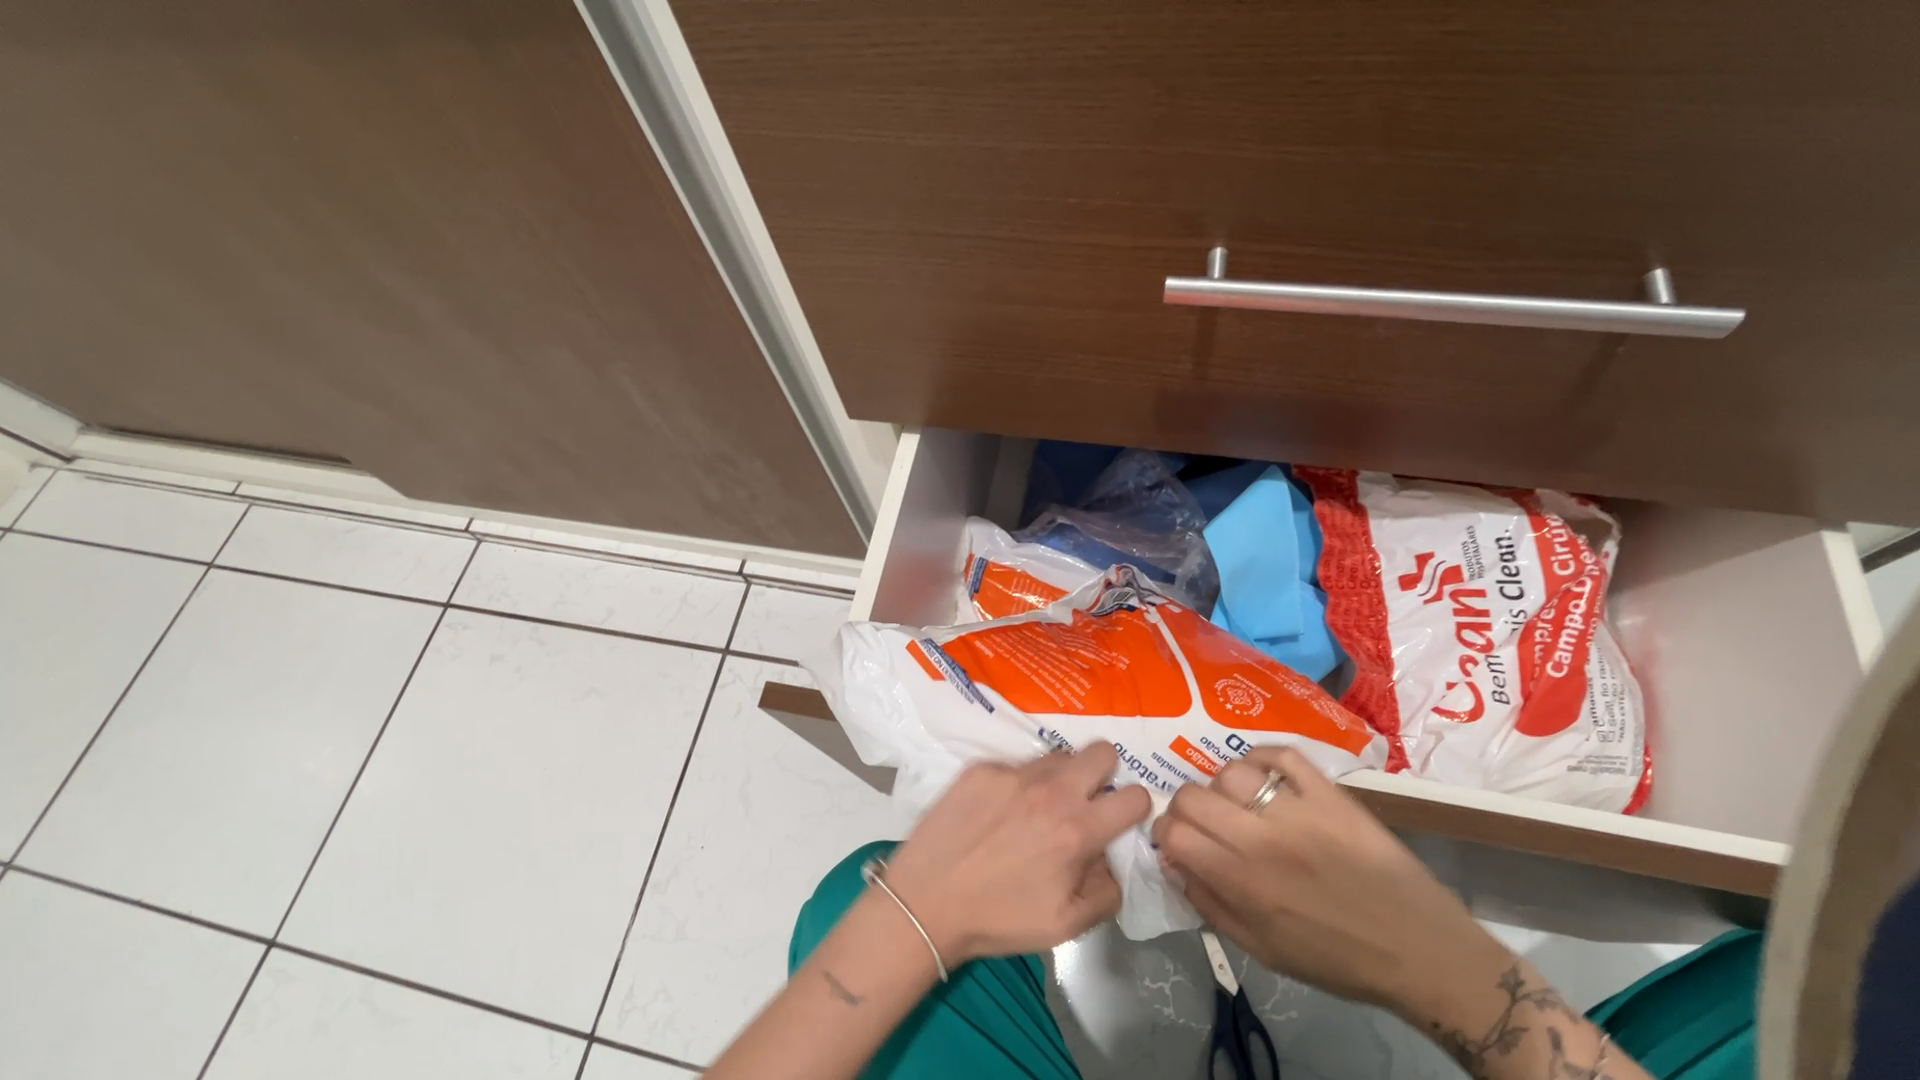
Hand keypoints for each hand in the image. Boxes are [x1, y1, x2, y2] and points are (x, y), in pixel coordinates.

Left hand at [880, 741, 1151, 964]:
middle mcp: (1050, 791)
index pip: (1135, 796)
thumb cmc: (997, 919)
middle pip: (1102, 751)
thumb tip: (1114, 861)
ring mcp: (1012, 774)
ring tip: (1037, 808)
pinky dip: (1016, 784)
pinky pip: (1014, 765)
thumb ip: (1106, 892)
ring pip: (1057, 755)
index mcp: (1077, 830)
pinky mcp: (980, 768)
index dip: (1134, 809)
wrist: (924, 903)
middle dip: (1103, 773)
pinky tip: (997, 812)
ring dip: (1059, 777)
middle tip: (1085, 800)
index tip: (1119, 820)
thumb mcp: (1065, 926)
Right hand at [1152, 747, 1514, 1019]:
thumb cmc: (1336, 958)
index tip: (1177, 841)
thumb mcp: (1262, 950)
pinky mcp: (1330, 794)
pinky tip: (1262, 774)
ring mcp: (1298, 811)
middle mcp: (1262, 840)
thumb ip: (1211, 907)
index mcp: (1243, 883)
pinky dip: (1263, 756)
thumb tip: (1175, 866)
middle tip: (1203, 822)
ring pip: (1231, 772)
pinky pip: (1282, 755)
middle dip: (1185, 808)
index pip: (1175, 836)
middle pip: (1192, 797)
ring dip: (1223, 786)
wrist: (1419, 949)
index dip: (1165, 834)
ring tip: (1238, 802)